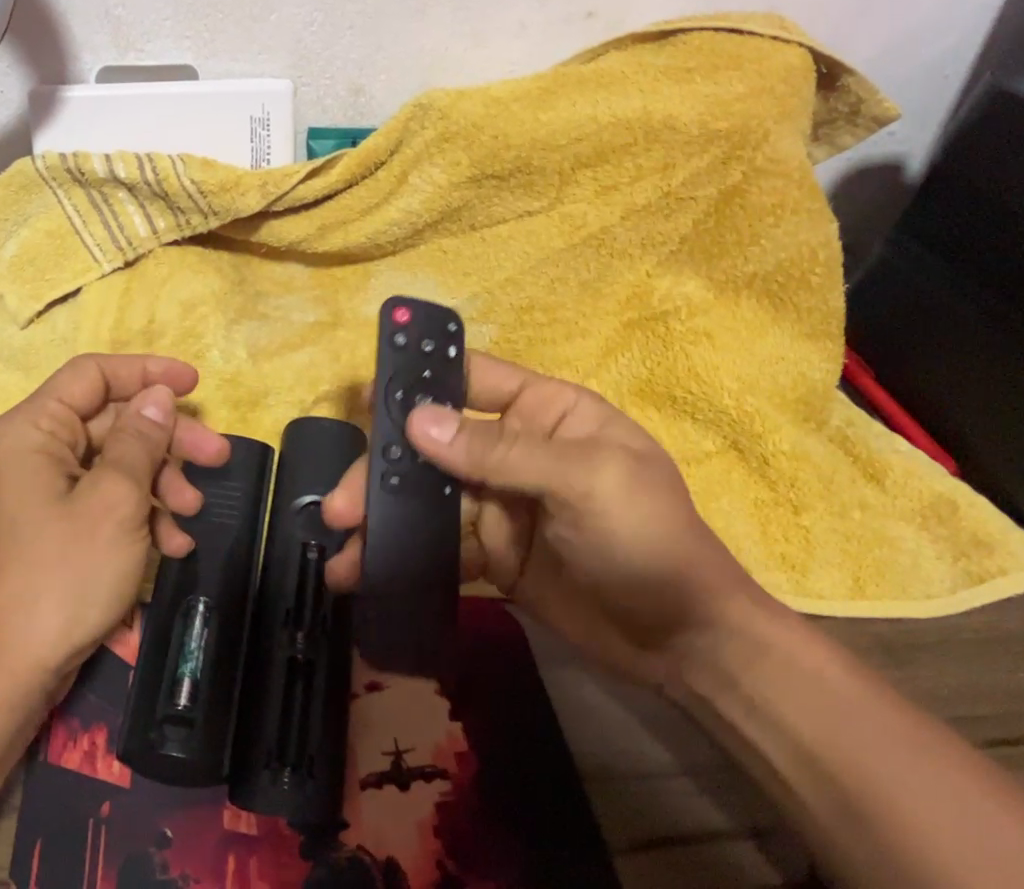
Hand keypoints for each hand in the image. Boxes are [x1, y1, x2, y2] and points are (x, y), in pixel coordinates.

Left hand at [0, 354, 231, 691]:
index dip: (146, 372)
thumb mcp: (115, 501)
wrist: (14, 667)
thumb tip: (157, 396)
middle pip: (111, 421)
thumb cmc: (64, 575)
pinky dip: (141, 514)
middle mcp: (33, 450)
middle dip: (167, 441)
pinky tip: (172, 544)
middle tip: (219, 457)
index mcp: (32, 430)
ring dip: (160, 483)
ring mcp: (43, 490)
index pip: (92, 374)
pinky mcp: (57, 525)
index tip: (196, 385)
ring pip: (116, 463)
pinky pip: (105, 499)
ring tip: (192, 514)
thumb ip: (140, 440)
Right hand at [323, 350, 783, 688]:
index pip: (471, 380)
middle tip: (339, 505)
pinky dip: (401, 559)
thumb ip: (500, 452)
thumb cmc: (649, 539)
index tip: (364, 398)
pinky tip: (366, 573)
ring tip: (341, 551)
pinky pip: (437, 548)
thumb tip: (417, 422)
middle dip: (383, 472)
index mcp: (545, 414)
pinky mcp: (490, 555)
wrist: (685, 643)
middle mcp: (514, 451)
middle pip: (433, 447)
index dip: (419, 382)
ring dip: (382, 520)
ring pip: (426, 501)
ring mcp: (499, 505)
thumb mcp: (585, 482)